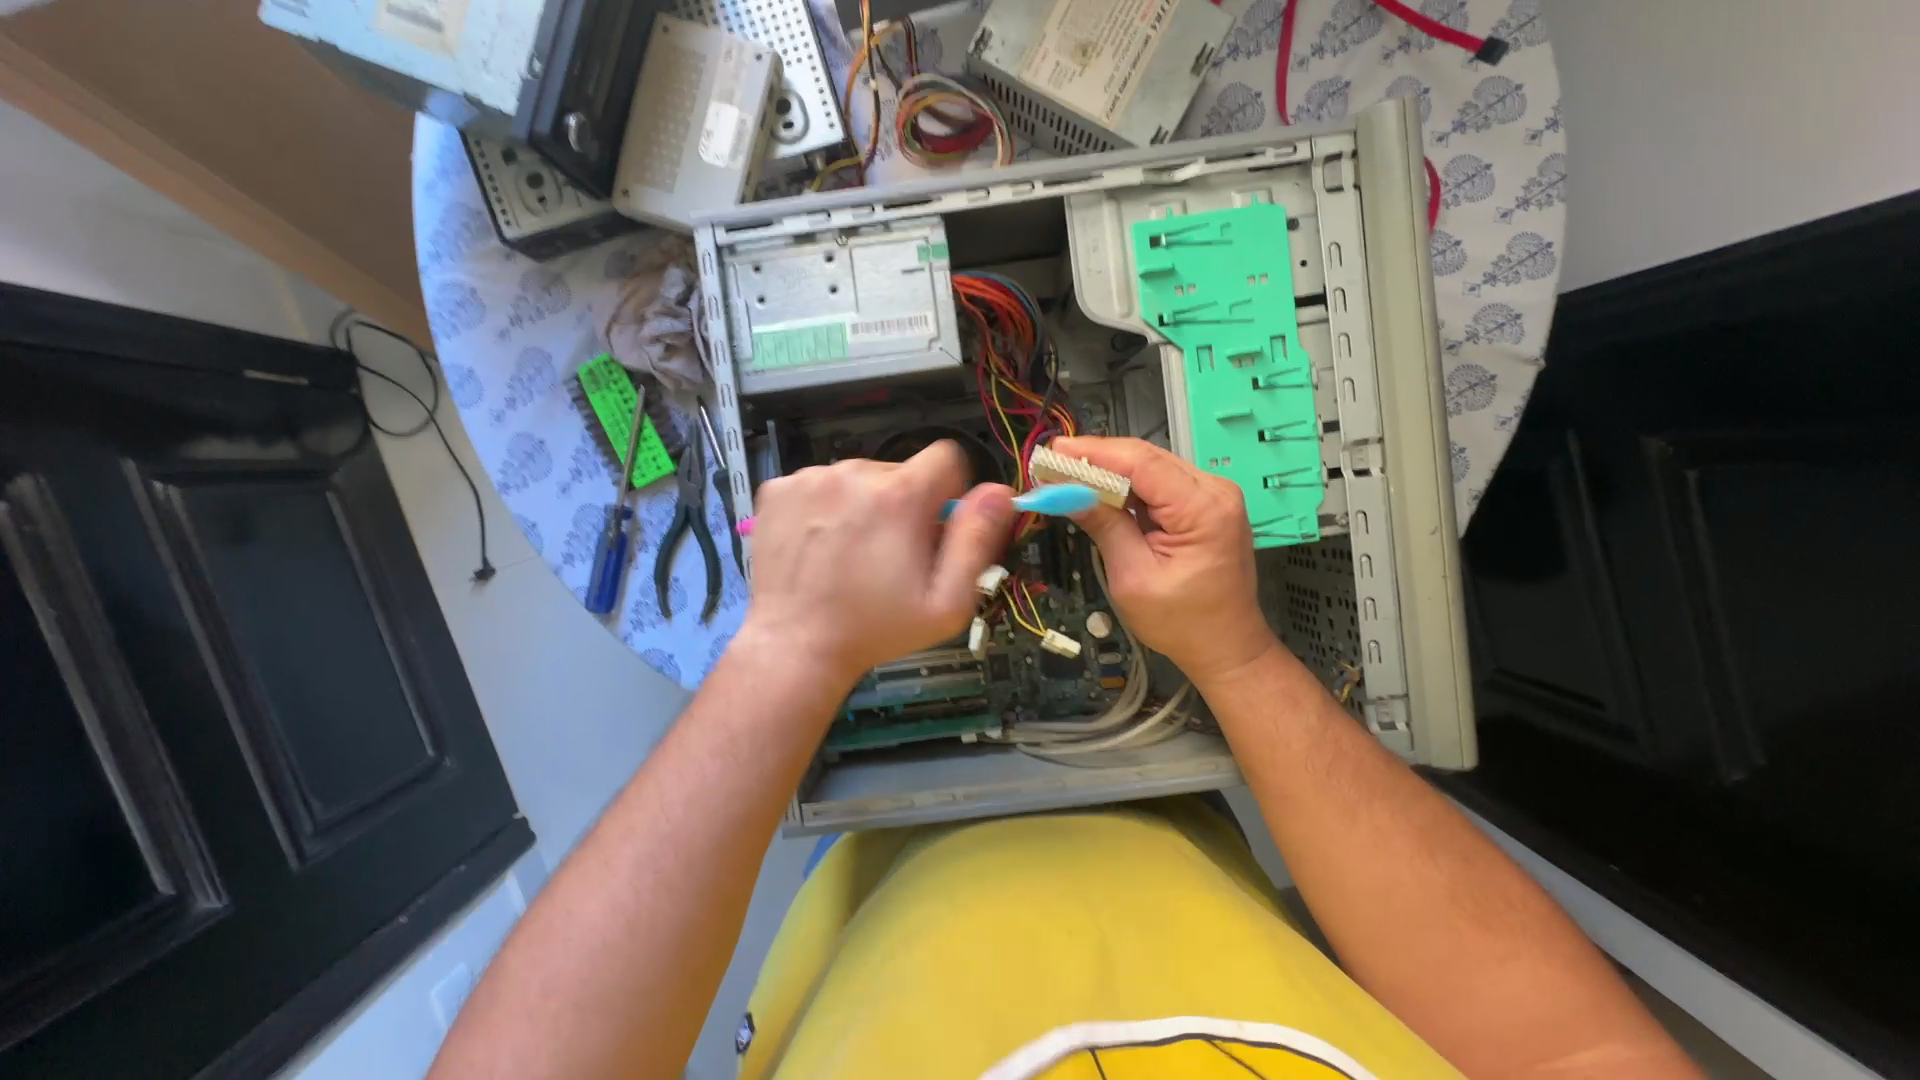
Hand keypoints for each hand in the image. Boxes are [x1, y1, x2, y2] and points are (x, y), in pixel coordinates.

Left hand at [740, 441, 1013, 688]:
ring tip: (851, 554)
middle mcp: (854, 473)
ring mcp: (810, 479)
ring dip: (863, 505)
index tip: (936, 525)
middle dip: (904, 503)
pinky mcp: (777, 490)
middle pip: (900, 471)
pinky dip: (824, 509)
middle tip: (891, 553)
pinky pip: (818, 485)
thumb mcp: (946, 602)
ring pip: (858, 478)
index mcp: (900, 495)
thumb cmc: (875, 628)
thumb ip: (977, 540)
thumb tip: (999, 492)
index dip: (950, 491)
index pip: (947, 457)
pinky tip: (820, 547)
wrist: (795, 646)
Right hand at [1050, 435, 1281, 684]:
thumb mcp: (1133, 577)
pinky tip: (1099, 491)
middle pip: (1147, 458)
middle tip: (1051, 465)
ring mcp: (1214, 495)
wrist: (1227, 647)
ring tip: (1067, 477)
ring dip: (1110, 472)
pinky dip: (1128, 487)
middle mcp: (1215, 490)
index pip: (1142, 462)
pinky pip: (1161, 484)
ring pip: (1151, 467)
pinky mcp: (1206, 505)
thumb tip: (1065, 491)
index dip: (1094, 453)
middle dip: (1097, 459)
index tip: (1053, 453)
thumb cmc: (1181, 623)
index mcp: (1203, 508)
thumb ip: (1104, 526)